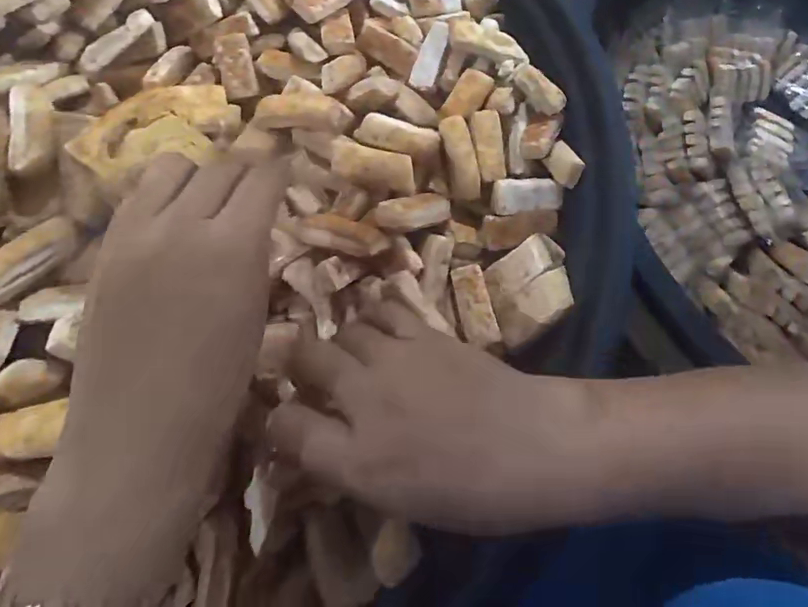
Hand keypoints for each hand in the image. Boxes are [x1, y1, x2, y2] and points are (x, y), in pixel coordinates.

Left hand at [7, 154, 288, 605]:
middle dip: (246, 172)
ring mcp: (136, 233)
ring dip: (198, 174)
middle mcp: (184, 224)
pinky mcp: (106, 248)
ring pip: (174, 166)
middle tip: (253, 190)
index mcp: (234, 245)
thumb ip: (255, 254)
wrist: (135, 437)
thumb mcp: (255, 311)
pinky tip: (169, 220)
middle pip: (223, 165)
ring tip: (205, 201)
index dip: (279, 169)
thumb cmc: (215, 389)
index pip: (263, 175)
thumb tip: (256, 219)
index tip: (286, 172)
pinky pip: (137, 195)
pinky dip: (160, 194)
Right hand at [267, 302, 599, 534]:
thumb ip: (350, 466)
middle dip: (299, 364)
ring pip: (343, 329)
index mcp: (355, 458)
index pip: (285, 426)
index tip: (282, 419)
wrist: (532, 444)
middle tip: (310, 374)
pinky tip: (379, 321)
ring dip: (340, 340)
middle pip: (307, 359)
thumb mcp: (398, 499)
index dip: (276, 420)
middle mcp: (364, 400)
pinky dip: (373, 312)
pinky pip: (383, 307)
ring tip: (350, 351)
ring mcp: (394, 358)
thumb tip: (320, 443)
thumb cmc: (471, 492)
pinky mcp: (424, 331)